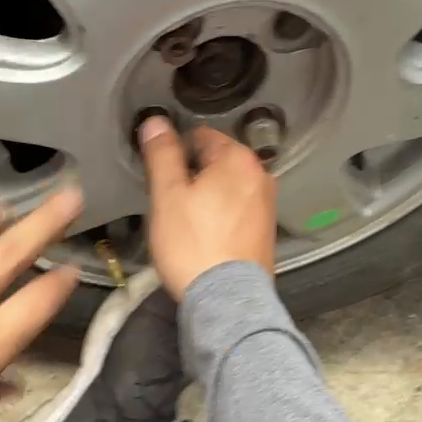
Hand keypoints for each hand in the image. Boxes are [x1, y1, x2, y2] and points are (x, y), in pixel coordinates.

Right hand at [138, 117, 276, 299]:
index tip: (161, 178)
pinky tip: (206, 239)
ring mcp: (266, 206)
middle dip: (194, 177)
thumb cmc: (193, 246)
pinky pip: (237, 214)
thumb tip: (155, 122)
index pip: (200, 136)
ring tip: (188, 225)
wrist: (225, 299)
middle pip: (217, 164)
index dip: (175, 154)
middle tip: (172, 204)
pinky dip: (221, 219)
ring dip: (208, 199)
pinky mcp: (265, 233)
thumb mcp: (167, 195)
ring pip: (228, 190)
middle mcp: (260, 176)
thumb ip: (161, 155)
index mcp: (238, 158)